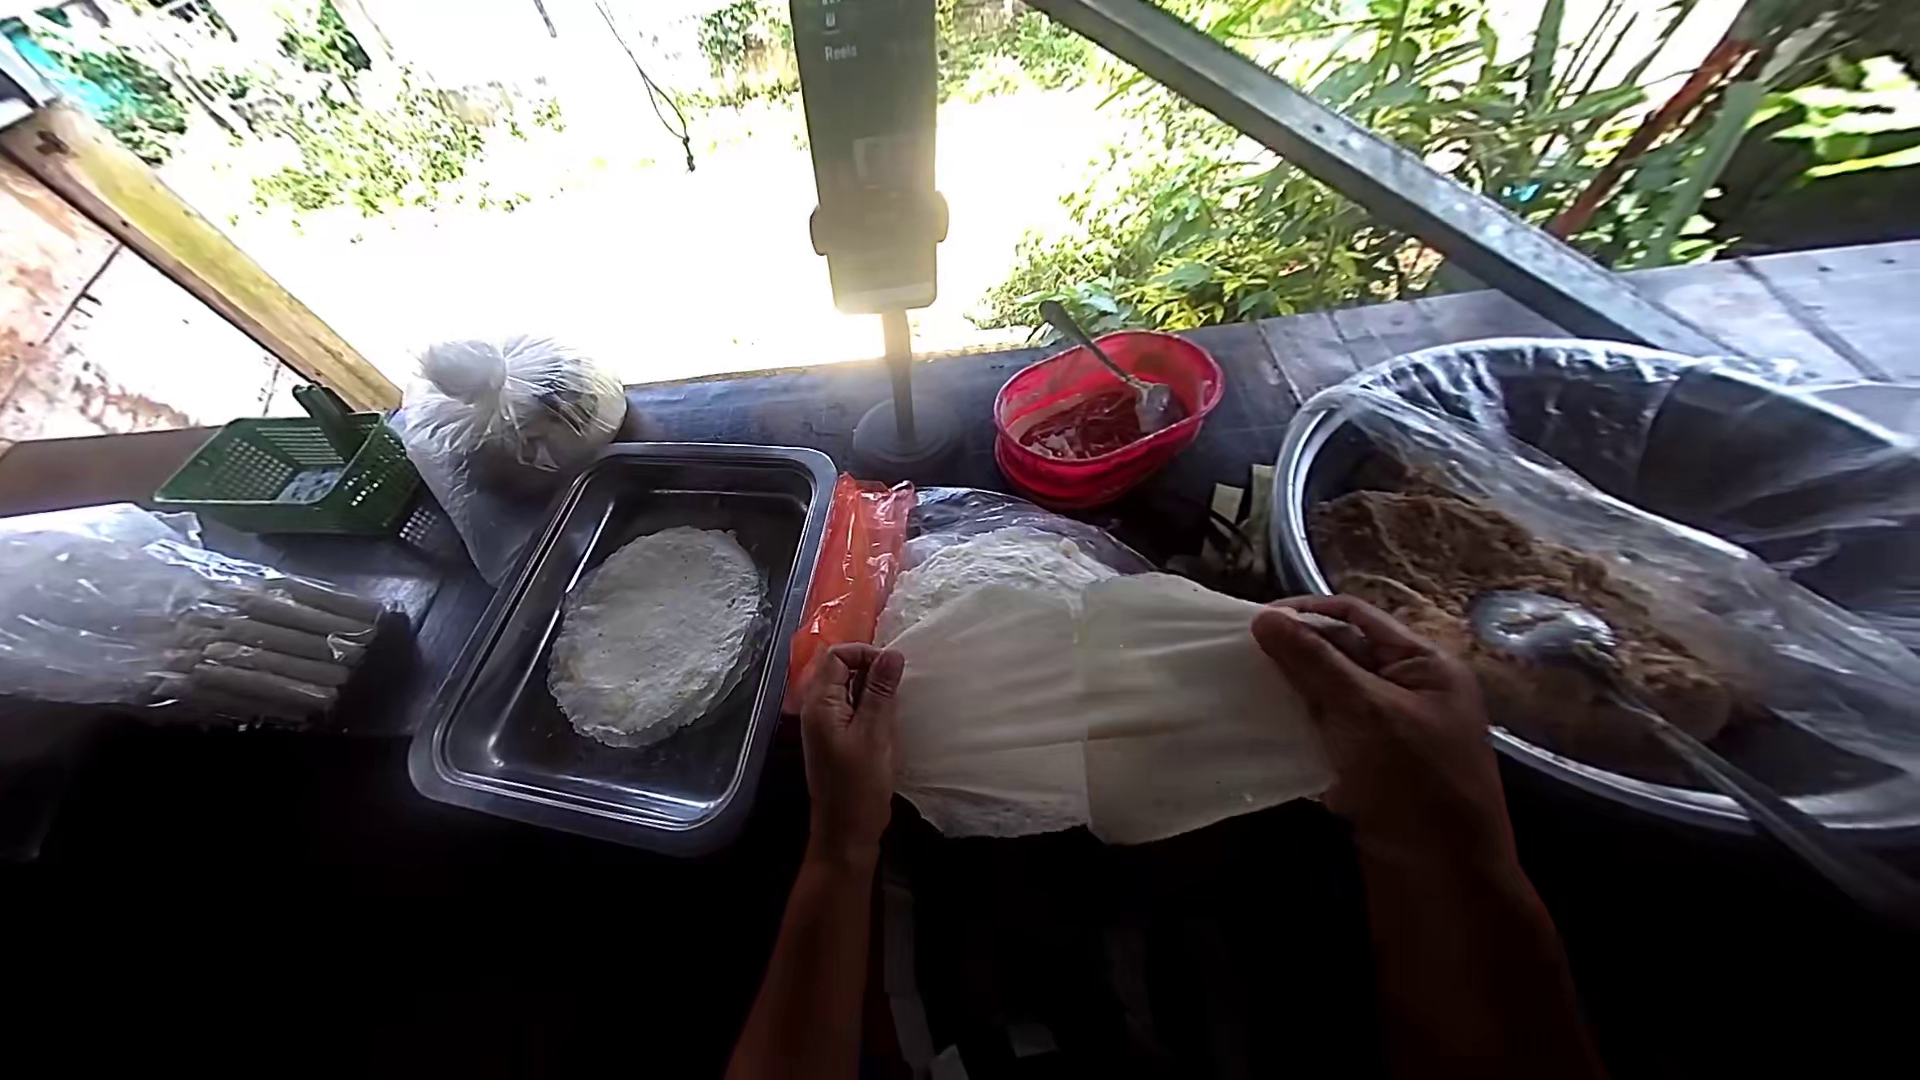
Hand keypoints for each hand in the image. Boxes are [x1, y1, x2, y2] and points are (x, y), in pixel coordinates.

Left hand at [800, 642, 905, 867]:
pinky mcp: (837, 736)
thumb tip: (892, 653)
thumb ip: (881, 690)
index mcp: (820, 704)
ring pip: (847, 685)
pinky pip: (851, 704)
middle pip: (839, 667)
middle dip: (869, 666)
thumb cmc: (859, 785)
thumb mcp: (875, 733)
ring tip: (896, 696)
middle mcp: (818, 708)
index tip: (892, 667)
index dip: (864, 653)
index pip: (836, 656)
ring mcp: (826, 723)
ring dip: (871, 684)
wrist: (847, 832)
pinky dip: (870, 701)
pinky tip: (889, 713)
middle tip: (897, 681)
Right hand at [1252, 595, 1514, 867]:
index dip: (1306, 610)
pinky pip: (1324, 717)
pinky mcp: (1365, 752)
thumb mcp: (1362, 709)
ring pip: (1327, 684)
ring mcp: (1386, 721)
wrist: (1438, 874)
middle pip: (1339, 647)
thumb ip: (1312, 659)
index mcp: (1424, 663)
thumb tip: (1262, 617)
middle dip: (1293, 647)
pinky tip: (1264, 713)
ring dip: (1290, 680)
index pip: (1356, 614)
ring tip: (1245, 679)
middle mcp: (1407, 685)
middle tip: (1243, 651)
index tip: (1257, 620)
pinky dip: (1296, 712)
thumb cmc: (1412, 780)